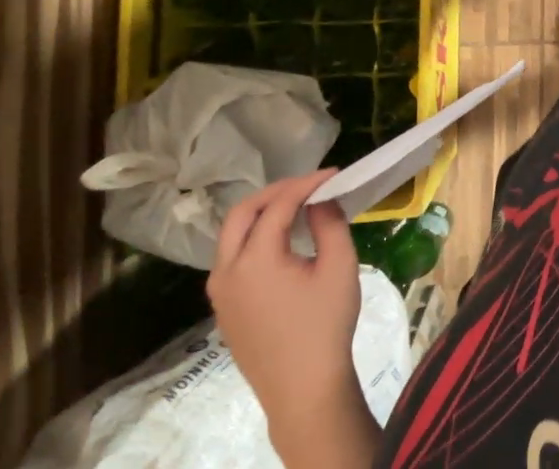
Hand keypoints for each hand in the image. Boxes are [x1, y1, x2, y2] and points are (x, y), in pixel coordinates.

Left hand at [207, 170, 366, 436]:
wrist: (302, 385)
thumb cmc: (325, 323)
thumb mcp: (339, 267)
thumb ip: (329, 226)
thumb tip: (322, 201)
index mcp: (255, 259)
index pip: (277, 206)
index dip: (306, 184)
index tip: (334, 174)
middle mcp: (226, 270)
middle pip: (240, 214)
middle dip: (275, 192)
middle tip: (309, 184)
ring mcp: (219, 291)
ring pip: (231, 237)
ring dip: (261, 214)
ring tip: (297, 207)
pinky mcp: (224, 307)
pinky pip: (232, 258)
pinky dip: (254, 238)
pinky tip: (283, 242)